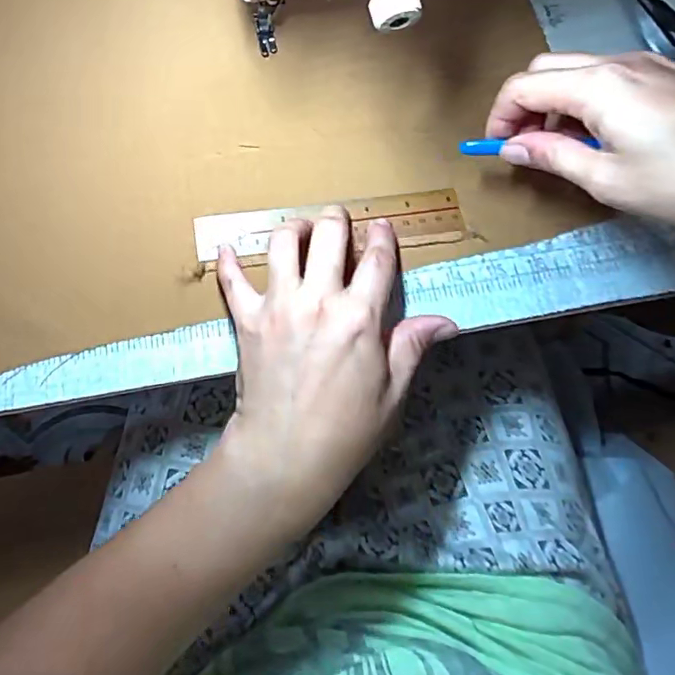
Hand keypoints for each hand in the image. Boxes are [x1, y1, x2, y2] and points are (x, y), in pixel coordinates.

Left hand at [212, 207, 457, 536]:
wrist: (285, 455)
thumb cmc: (346, 431)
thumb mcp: (392, 393)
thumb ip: (411, 347)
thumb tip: (445, 321)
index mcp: (359, 317)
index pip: (376, 261)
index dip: (382, 237)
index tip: (381, 226)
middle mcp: (318, 300)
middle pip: (328, 236)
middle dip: (336, 219)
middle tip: (337, 218)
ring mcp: (279, 306)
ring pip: (283, 244)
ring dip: (293, 228)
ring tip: (299, 230)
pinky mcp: (247, 319)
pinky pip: (232, 281)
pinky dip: (228, 262)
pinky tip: (228, 248)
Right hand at [485, 52, 674, 260]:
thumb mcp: (609, 181)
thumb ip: (552, 156)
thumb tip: (511, 147)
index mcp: (599, 84)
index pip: (523, 84)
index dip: (499, 116)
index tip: (496, 148)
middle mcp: (624, 62)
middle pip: (548, 67)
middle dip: (525, 103)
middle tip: (528, 145)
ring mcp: (659, 64)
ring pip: (584, 69)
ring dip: (560, 100)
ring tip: (572, 145)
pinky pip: (619, 76)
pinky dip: (595, 98)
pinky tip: (616, 135)